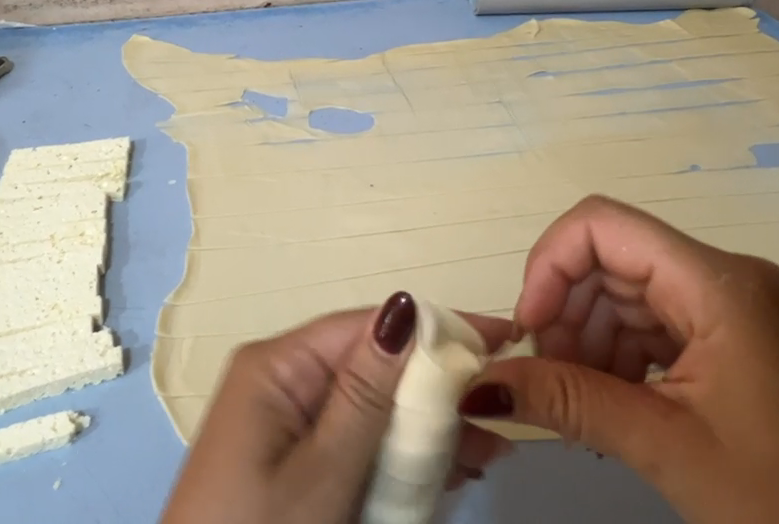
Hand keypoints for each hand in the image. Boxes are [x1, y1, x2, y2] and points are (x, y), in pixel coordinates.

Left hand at [161, 293, 514, 523]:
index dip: (433, 329)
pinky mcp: (294, 458)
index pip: (367, 328)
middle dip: (437, 388)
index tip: (500, 339)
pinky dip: (398, 455)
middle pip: (372, 367)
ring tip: (487, 453)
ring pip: (371, 408)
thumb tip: (406, 308)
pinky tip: (445, 470)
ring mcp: (287, 421)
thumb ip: (367, 394)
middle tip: (500, 415)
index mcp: (278, 365)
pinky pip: (355, 440)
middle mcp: (282, 380)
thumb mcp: (322, 469)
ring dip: (426, 428)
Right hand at [459, 196, 778, 523]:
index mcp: (718, 282)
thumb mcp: (665, 445)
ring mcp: (736, 310)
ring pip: (629, 293)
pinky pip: (657, 325)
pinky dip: (620, 357)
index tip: (529, 331)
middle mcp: (726, 278)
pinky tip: (610, 403)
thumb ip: (566, 401)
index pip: (603, 224)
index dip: (550, 263)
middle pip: (613, 259)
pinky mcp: (739, 343)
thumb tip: (476, 387)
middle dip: (566, 310)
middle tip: (544, 377)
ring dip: (588, 339)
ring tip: (575, 401)